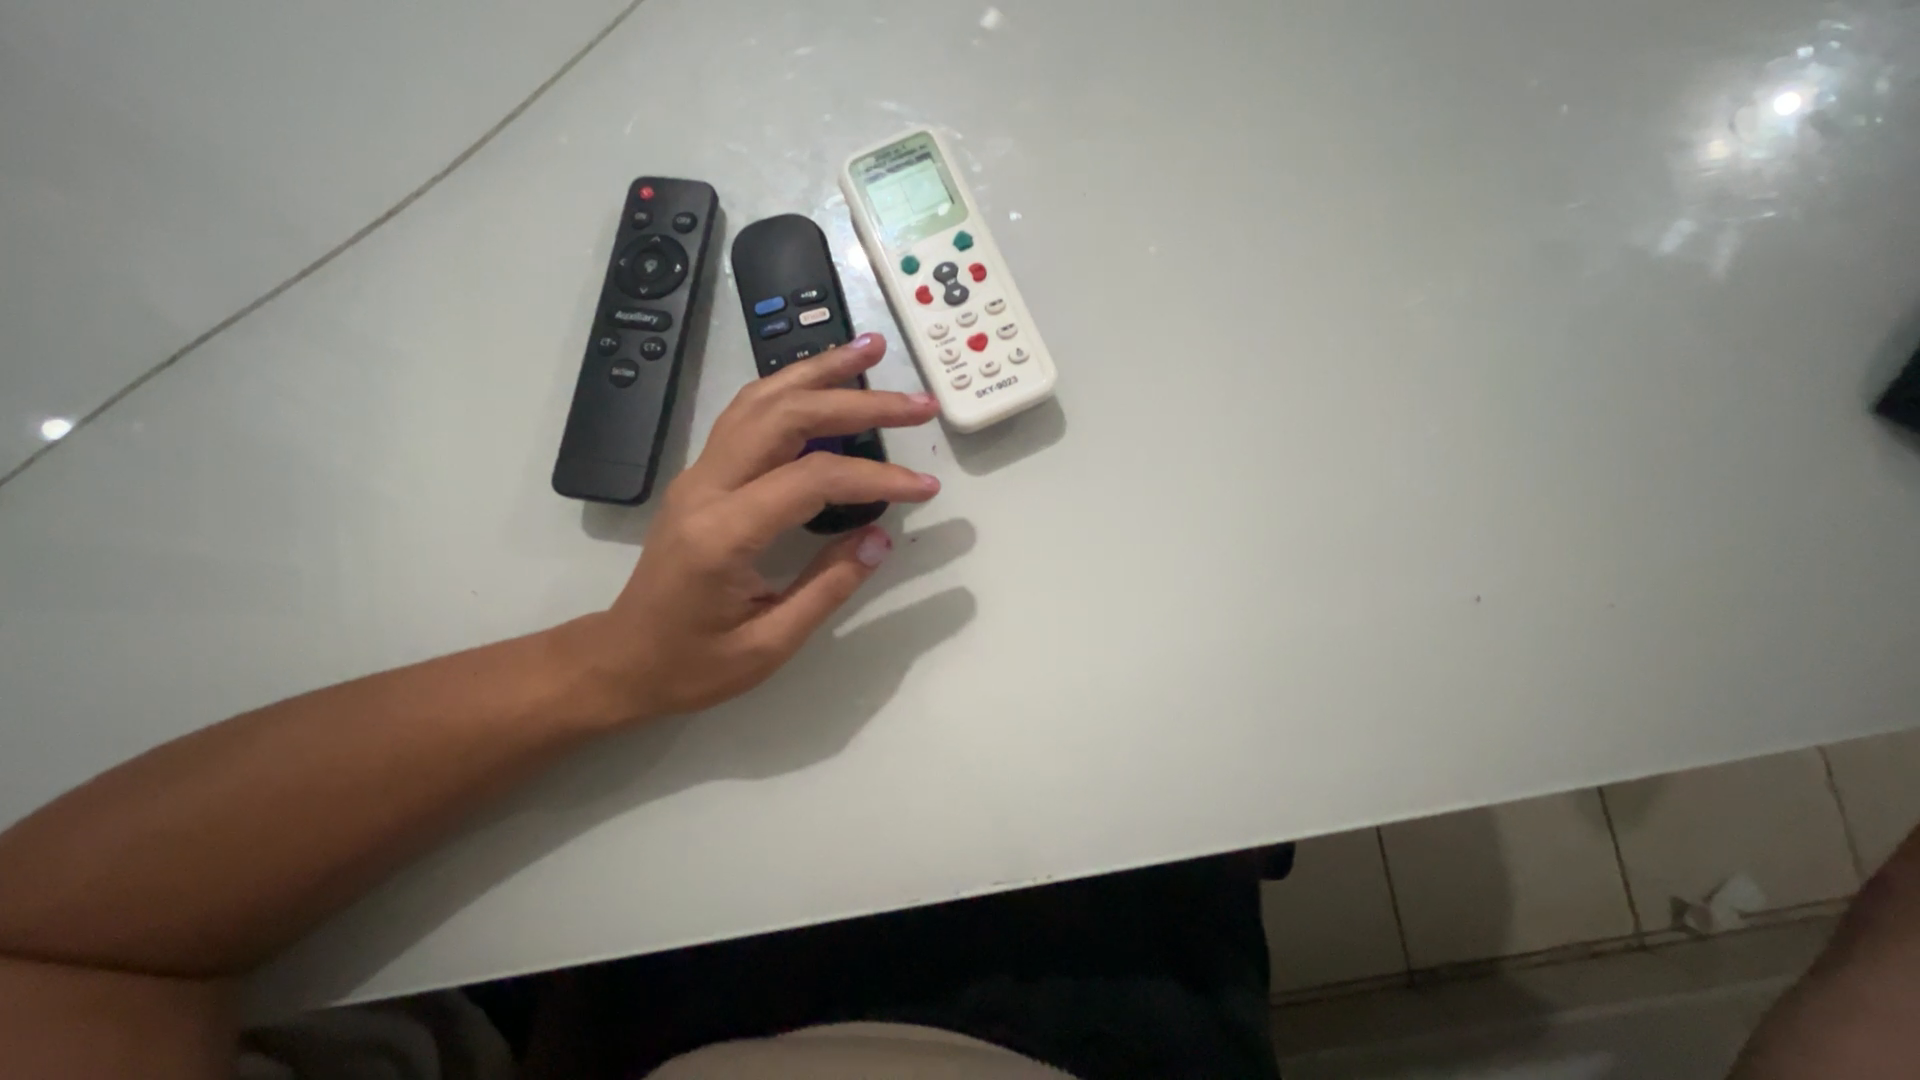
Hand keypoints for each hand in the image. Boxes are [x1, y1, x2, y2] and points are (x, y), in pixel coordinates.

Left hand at [582, 333, 941, 722]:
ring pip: (760, 399)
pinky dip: (791, 388)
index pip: (811, 479)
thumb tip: (881, 538)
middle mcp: (706, 487)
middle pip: (786, 417)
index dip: (876, 477)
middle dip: (856, 400)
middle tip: (916, 401)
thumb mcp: (768, 643)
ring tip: (869, 351)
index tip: (923, 487)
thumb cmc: (692, 664)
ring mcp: (699, 474)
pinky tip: (821, 381)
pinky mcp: (702, 474)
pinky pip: (748, 414)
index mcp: (723, 533)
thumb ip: (828, 587)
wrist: (623, 659)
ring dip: (818, 370)